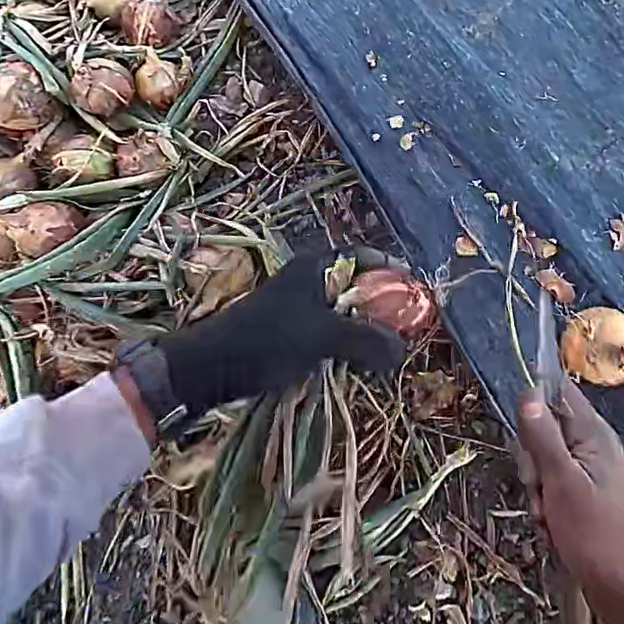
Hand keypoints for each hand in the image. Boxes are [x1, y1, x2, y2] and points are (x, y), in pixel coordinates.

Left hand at [156, 249, 404, 412]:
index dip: (390, 269)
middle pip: (355, 285)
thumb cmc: (267, 339)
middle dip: (380, 306)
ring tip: (383, 350)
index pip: (362, 255)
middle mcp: (306, 280)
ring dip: (362, 330)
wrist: (210, 368)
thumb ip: (366, 340)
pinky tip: (353, 364)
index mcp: (314, 266)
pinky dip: (343, 345)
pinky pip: (326, 332)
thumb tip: (402, 351)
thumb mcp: (323, 337)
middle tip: (402, 326)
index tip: (412, 289)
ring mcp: (296, 307)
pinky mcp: (288, 332)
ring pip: (341, 312)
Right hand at [515, 385, 623, 623]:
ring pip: (545, 458)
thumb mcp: (562, 481)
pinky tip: (550, 526)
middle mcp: (592, 443)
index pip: (558, 390)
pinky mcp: (585, 492)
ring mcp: (589, 469)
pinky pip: (553, 482)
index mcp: (593, 431)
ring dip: (537, 485)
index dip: (533, 400)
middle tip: (538, 486)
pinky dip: (546, 502)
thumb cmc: (596, 535)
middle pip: (545, 426)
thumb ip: (543, 436)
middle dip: (532, 456)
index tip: (520, 428)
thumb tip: (528, 391)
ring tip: (546, 513)